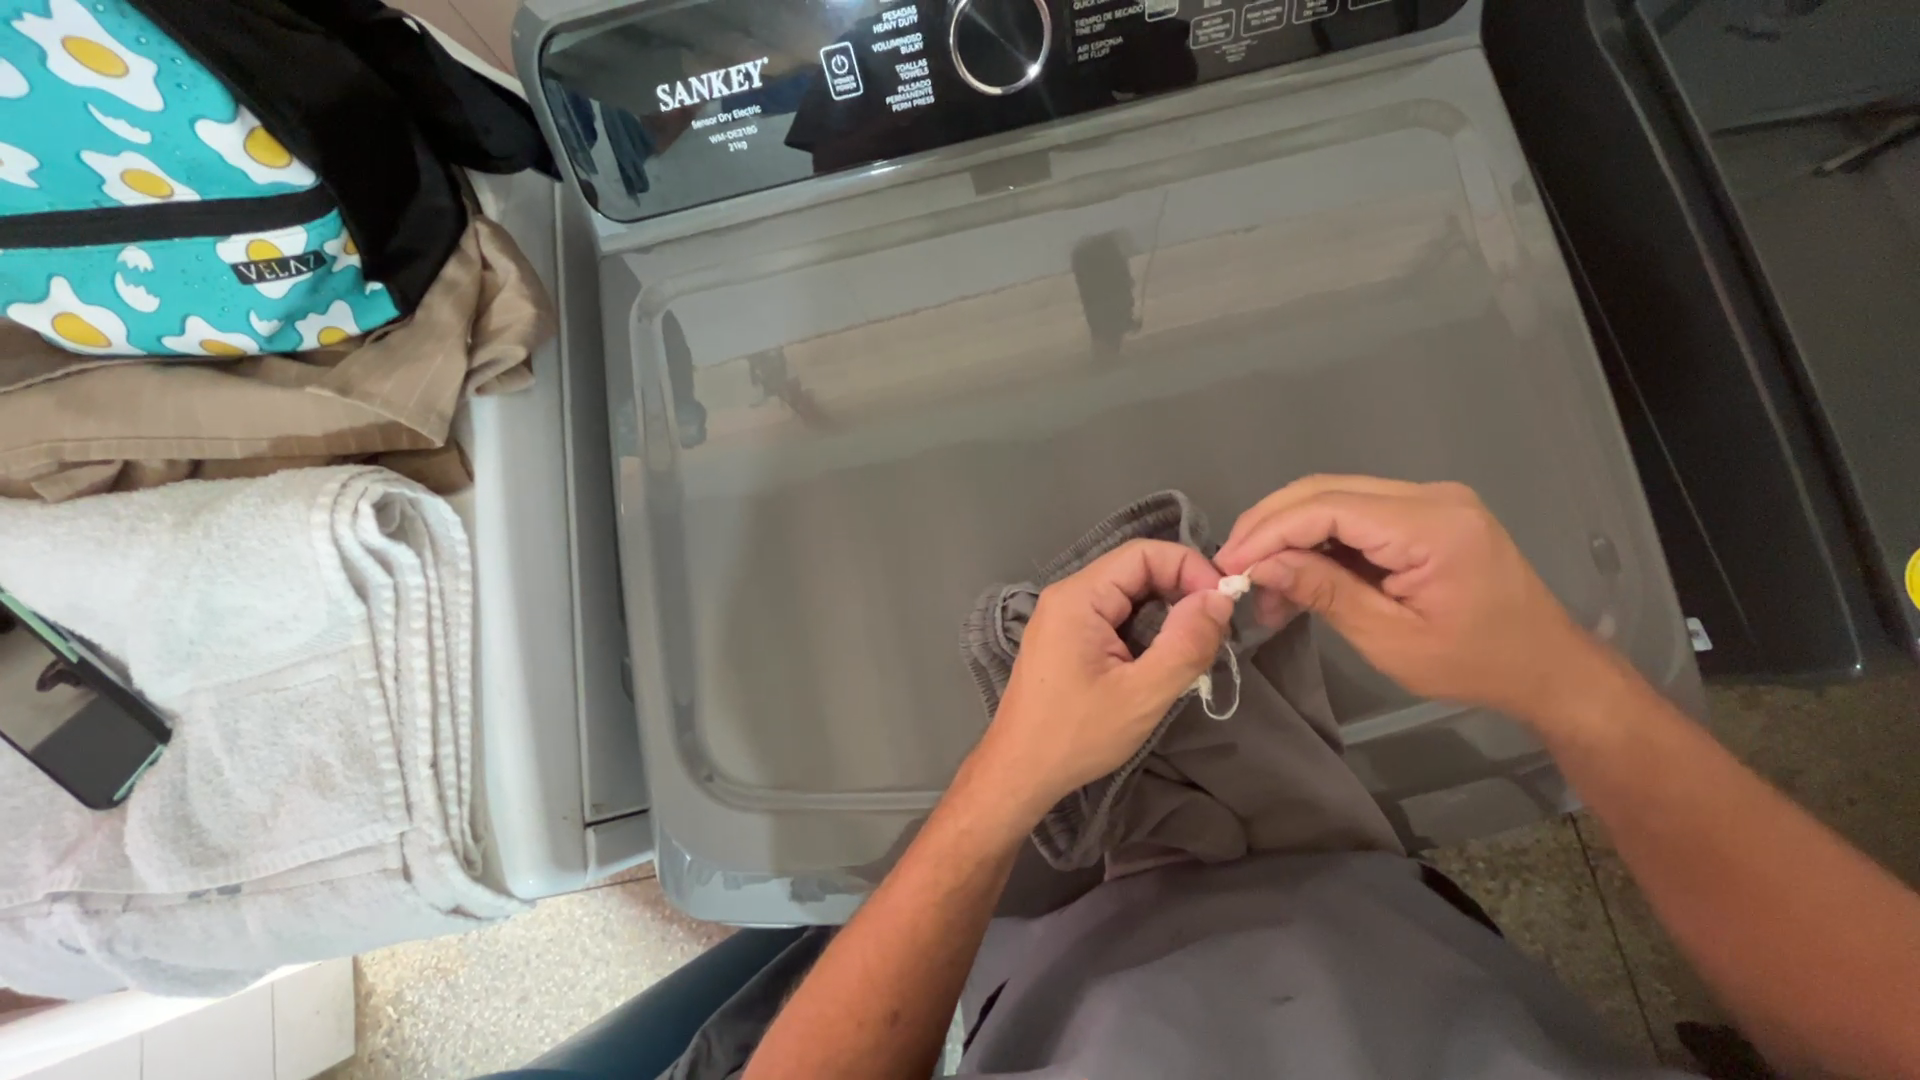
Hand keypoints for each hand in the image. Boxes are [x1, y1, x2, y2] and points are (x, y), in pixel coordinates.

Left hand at [968, 539, 1235, 827]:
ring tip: (1193, 647)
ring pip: (1126, 594)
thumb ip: (1185, 643)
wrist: (1020, 771)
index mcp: (1078, 597)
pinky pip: (1113, 616)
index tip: (1222, 604)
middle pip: (1134, 570)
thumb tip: (1219, 599)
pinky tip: (1161, 658)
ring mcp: (1062, 617)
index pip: (1143, 553)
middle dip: (1180, 590)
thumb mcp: (1142, 695)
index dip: (1189, 567)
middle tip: (1214, 629)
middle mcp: (1066, 596)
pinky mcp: (1065, 638)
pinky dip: (1144, 628)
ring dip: (1165, 611)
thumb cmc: (1076, 735)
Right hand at [1213, 476, 1609, 722]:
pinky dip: (1314, 540)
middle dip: (1267, 527)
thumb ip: (1324, 592)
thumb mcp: (1391, 639)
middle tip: (1230, 569)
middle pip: (1322, 489)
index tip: (1228, 567)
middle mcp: (1429, 496)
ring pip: (1331, 496)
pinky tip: (1294, 575)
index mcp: (1432, 525)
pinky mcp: (1422, 513)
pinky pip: (1352, 513)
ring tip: (1260, 583)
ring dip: (1286, 534)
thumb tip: (1261, 566)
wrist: (1548, 667)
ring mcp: (1428, 500)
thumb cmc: (1475, 664)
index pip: (1326, 506)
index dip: (1268, 532)